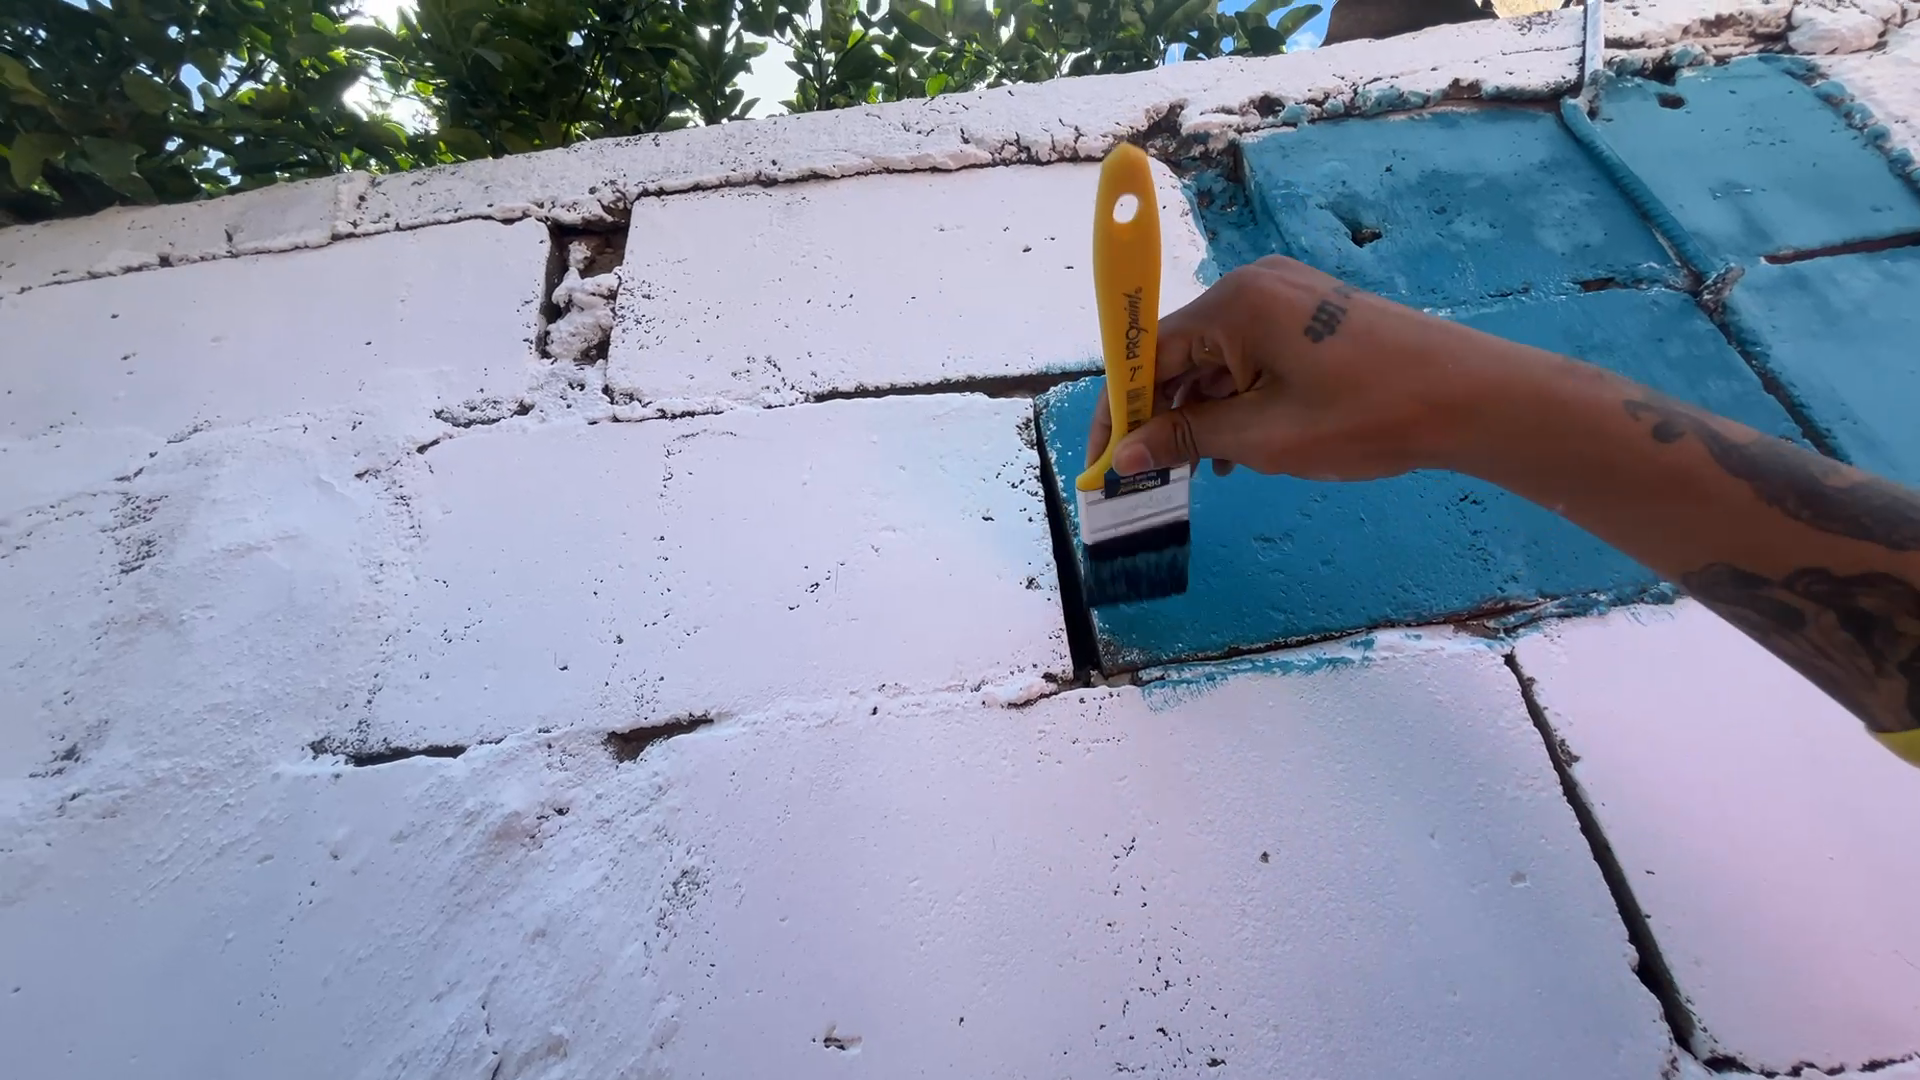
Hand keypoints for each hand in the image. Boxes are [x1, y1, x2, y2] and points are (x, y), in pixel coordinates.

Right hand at [1085, 256, 1531, 480]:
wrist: (1475, 399)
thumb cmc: (1362, 416)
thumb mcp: (1261, 435)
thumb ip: (1184, 438)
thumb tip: (1122, 457)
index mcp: (1232, 305)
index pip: (1145, 356)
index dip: (1118, 411)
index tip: (1105, 459)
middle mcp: (1249, 289)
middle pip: (1176, 356)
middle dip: (1160, 416)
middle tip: (1153, 471)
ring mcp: (1280, 299)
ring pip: (1211, 361)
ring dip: (1198, 415)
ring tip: (1202, 468)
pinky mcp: (1305, 316)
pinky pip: (1245, 358)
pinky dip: (1232, 401)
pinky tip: (1236, 446)